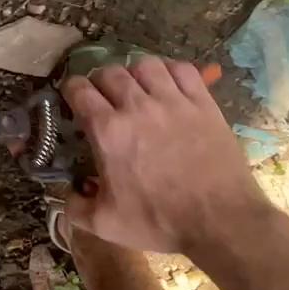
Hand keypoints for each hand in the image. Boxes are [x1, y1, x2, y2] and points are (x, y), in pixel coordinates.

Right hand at [61, 57, 271, 255]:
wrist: (220, 222)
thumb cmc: (160, 222)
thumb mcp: (105, 224)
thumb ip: (76, 206)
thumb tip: (68, 192)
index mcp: (108, 131)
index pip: (79, 90)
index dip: (72, 91)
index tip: (74, 100)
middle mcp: (137, 106)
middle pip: (109, 72)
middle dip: (100, 81)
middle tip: (104, 98)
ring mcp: (173, 101)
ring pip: (145, 65)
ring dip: (133, 73)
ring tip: (136, 88)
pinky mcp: (203, 103)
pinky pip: (182, 69)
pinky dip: (169, 70)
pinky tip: (167, 84)